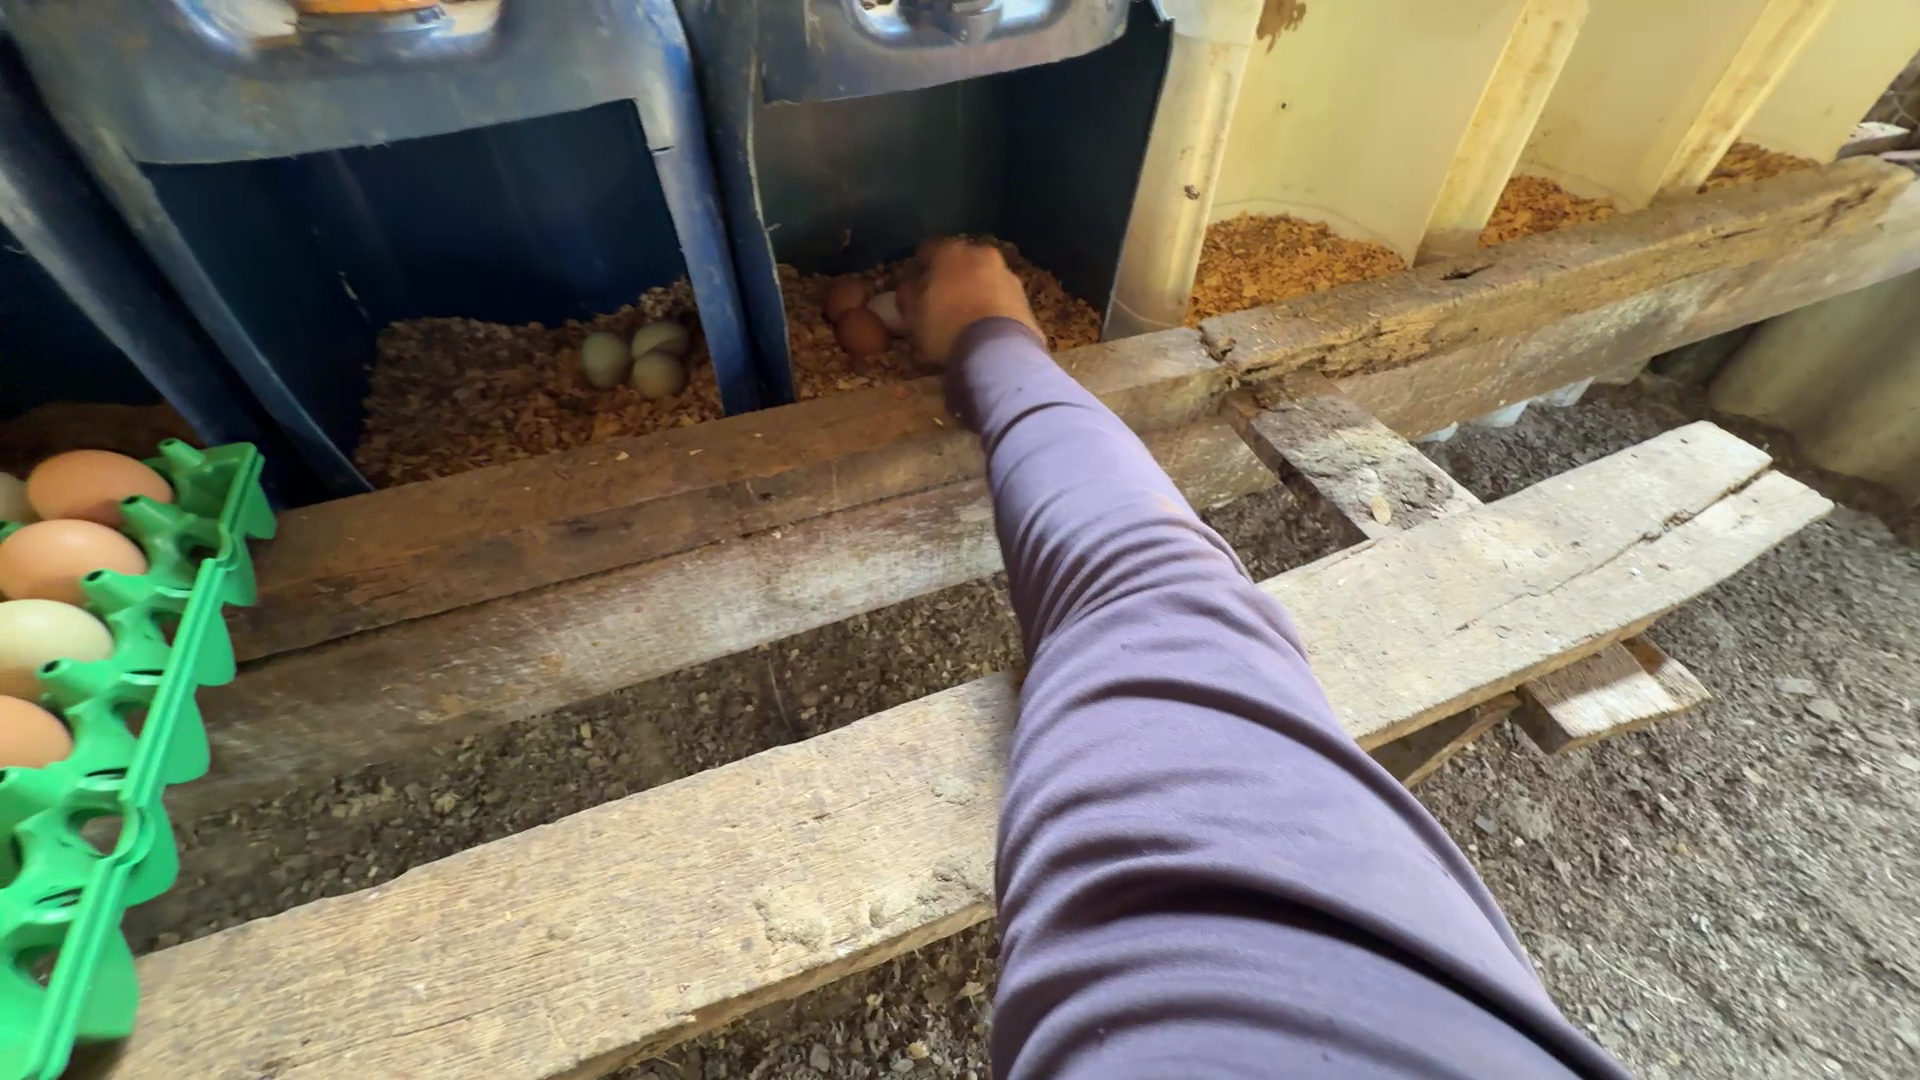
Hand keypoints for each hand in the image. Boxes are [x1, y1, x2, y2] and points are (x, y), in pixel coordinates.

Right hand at [897, 239, 1042, 364]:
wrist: (997, 350)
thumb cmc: (946, 326)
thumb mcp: (913, 315)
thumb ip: (909, 295)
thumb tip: (909, 288)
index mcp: (950, 252)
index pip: (928, 248)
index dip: (920, 264)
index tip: (915, 281)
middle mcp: (981, 255)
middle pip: (962, 261)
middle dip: (952, 276)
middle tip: (943, 299)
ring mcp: (1007, 276)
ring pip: (986, 278)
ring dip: (977, 291)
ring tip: (968, 317)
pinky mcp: (1025, 300)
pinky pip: (1003, 300)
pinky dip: (994, 309)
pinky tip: (987, 329)